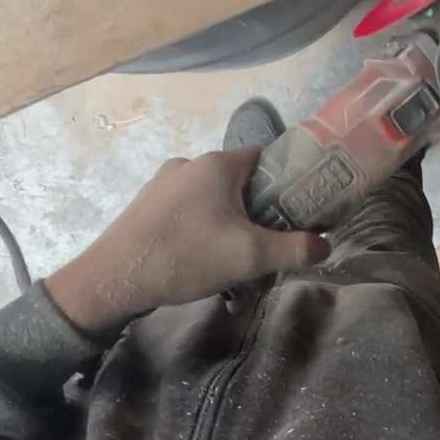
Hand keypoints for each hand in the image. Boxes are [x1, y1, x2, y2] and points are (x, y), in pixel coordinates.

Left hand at [44, 148, 329, 332]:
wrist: (112, 281)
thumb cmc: (186, 256)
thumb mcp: (251, 256)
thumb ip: (296, 249)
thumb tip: (326, 245)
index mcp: (215, 165)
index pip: (264, 159)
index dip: (286, 184)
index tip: (297, 213)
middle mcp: (189, 166)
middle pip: (241, 189)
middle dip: (258, 222)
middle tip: (268, 252)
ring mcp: (163, 186)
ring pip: (215, 209)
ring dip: (231, 239)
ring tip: (236, 277)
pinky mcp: (147, 209)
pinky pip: (190, 220)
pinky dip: (204, 243)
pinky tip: (205, 276)